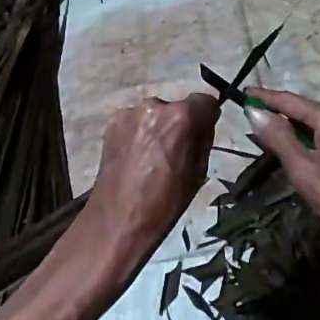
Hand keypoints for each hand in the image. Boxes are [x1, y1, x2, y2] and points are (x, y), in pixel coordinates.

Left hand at [81, 93, 220, 270]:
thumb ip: (203, 139)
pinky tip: (136, 158)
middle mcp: (153, 105)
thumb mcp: (198, 171)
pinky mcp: (111, 125)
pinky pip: (135, 123)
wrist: (118, 218)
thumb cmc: (165, 201)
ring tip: (153, 157)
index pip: (204, 101)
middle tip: (176, 151)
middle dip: (180, 123)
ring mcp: (128, 113)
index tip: (203, 134)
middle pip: (177, 107)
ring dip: (158, 128)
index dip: (207, 117)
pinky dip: (140, 134)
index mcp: (180, 116)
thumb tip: (203, 123)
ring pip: (155, 114)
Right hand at [244, 88, 319, 259]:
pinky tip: (308, 153)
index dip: (265, 97)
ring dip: (300, 129)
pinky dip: (317, 139)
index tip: (245, 92)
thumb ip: (278, 137)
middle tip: (256, 121)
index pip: (290, 101)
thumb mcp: (303, 169)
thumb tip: (255, 110)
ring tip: (278, 138)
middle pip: (307, 110)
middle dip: (282, 115)